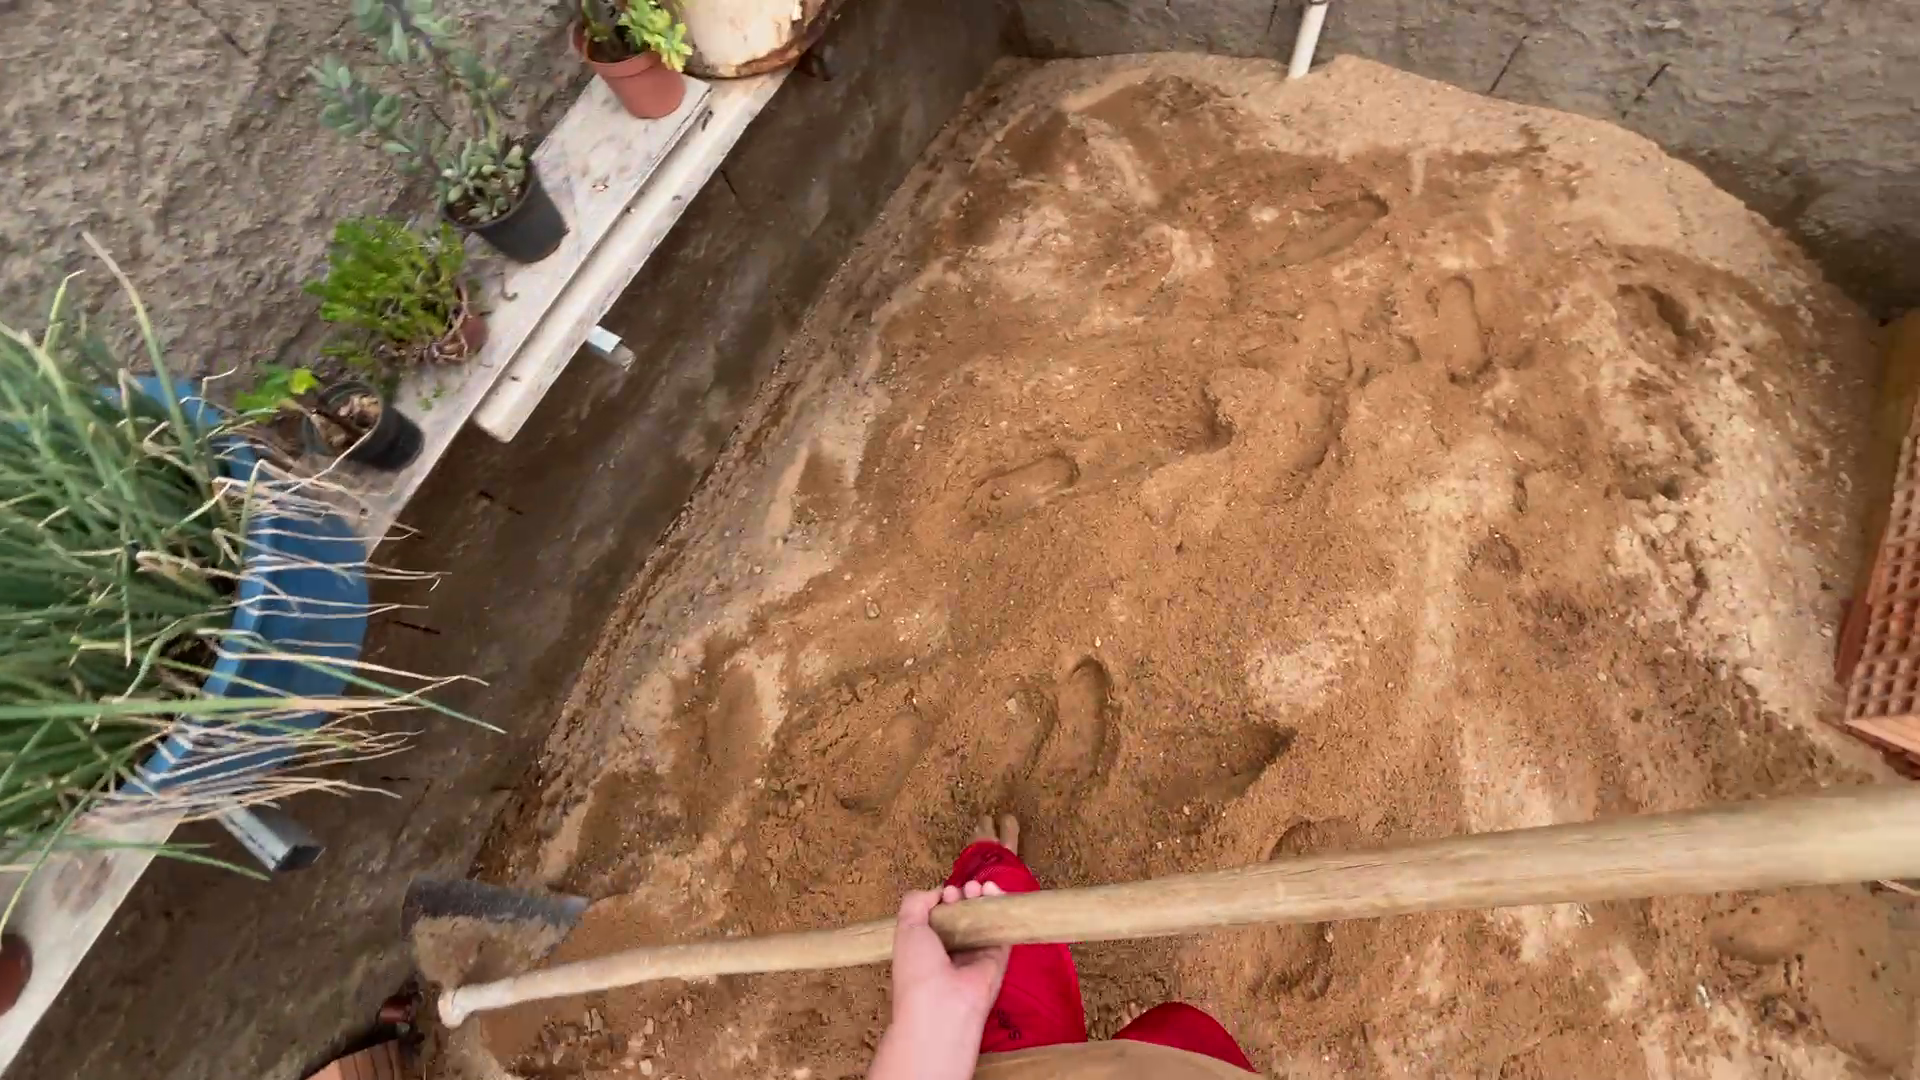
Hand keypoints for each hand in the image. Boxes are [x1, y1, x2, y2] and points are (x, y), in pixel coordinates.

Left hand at [867, 882, 1010, 1079]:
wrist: (942, 1007)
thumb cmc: (917, 968)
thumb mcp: (906, 928)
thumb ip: (916, 902)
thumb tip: (938, 892)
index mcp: (929, 947)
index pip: (942, 915)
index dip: (945, 899)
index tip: (947, 893)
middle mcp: (953, 950)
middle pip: (964, 914)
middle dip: (964, 895)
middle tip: (965, 890)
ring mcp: (976, 953)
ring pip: (984, 918)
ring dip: (982, 897)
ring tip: (979, 888)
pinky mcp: (998, 957)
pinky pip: (1003, 928)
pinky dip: (1001, 907)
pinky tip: (996, 892)